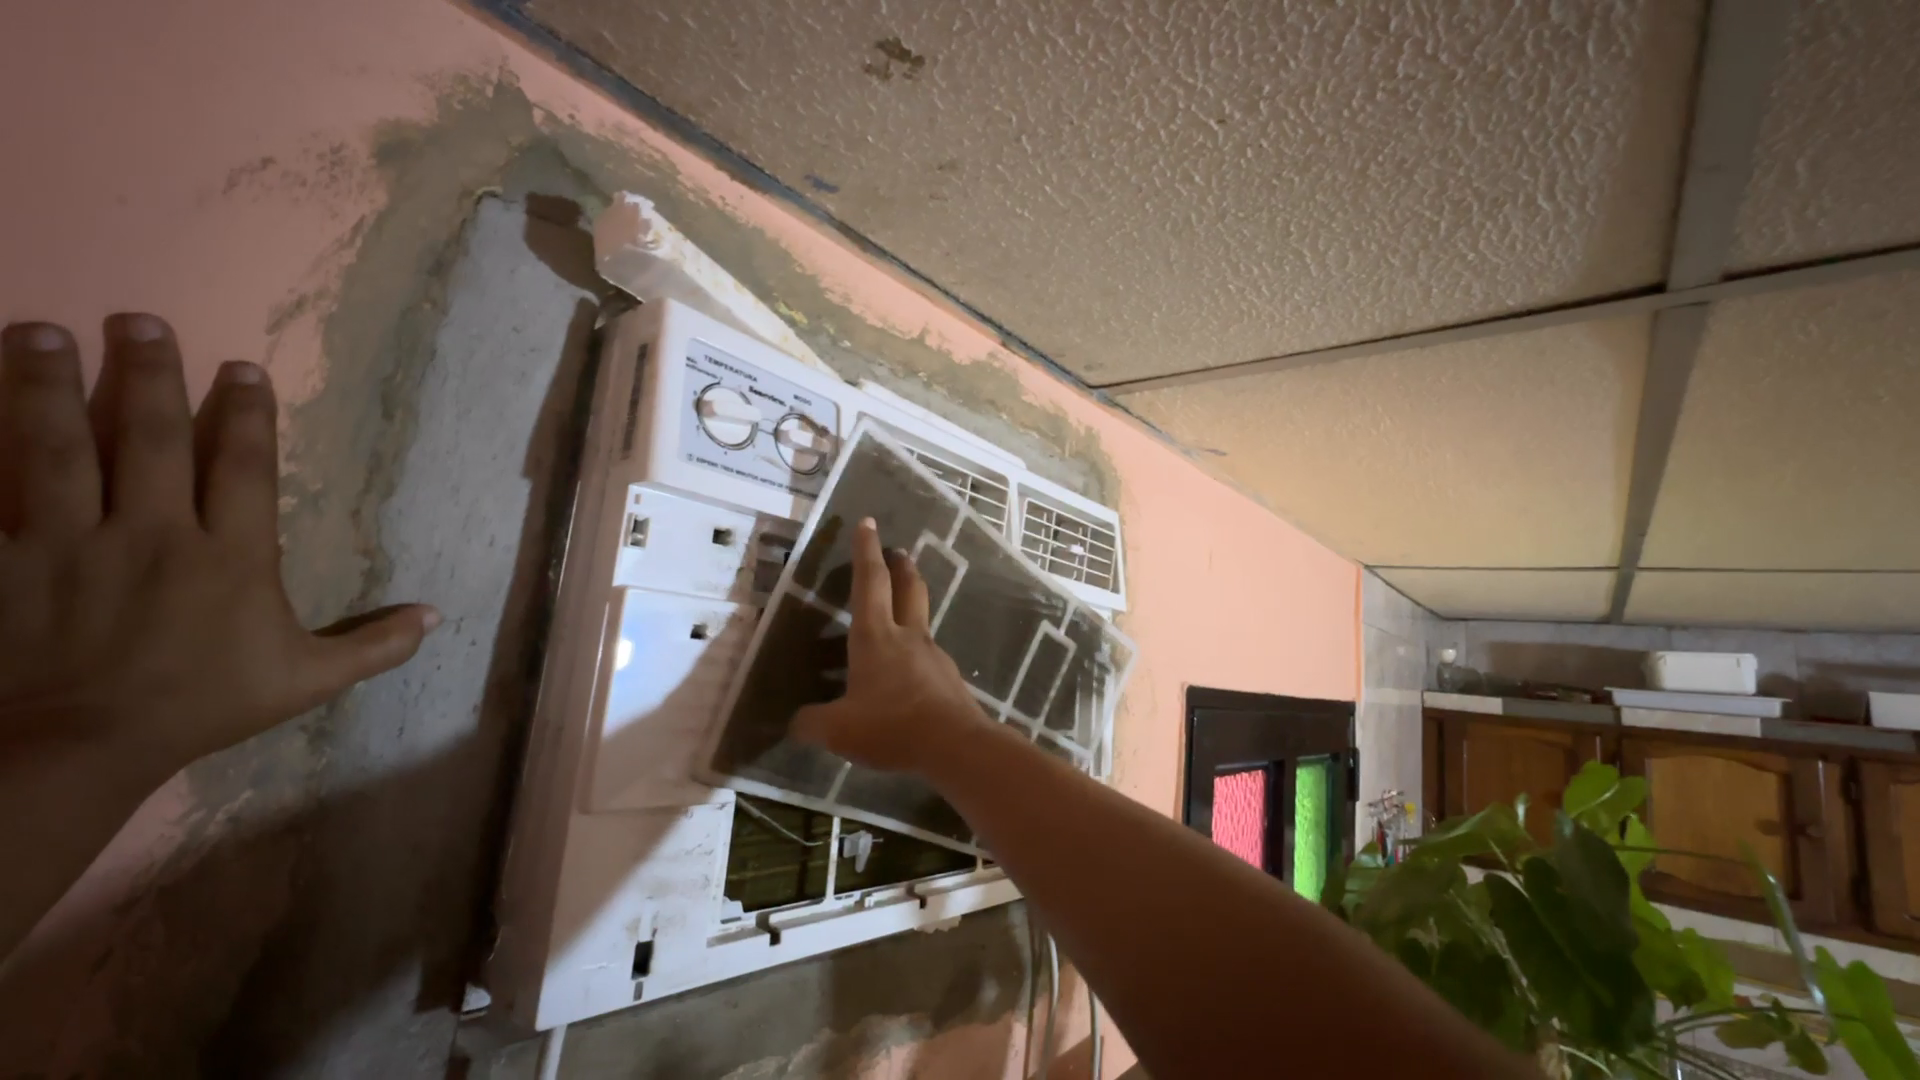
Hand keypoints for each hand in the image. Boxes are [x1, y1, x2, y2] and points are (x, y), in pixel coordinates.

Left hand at [0, 315, 437, 768]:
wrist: (73, 750)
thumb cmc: (203, 707)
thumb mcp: (308, 680)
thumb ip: (375, 645)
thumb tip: (437, 615)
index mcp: (232, 557)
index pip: (242, 467)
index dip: (243, 413)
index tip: (239, 366)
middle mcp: (154, 534)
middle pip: (148, 438)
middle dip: (145, 374)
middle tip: (138, 319)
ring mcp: (68, 544)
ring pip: (58, 448)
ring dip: (48, 385)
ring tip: (40, 330)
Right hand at [791, 517, 992, 772]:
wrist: (955, 746)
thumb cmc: (892, 726)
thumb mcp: (838, 729)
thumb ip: (812, 723)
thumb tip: (796, 722)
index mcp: (875, 636)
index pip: (869, 581)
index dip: (865, 550)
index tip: (867, 522)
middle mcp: (907, 637)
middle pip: (908, 588)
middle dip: (900, 566)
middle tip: (898, 551)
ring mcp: (933, 657)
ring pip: (921, 622)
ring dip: (910, 607)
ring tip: (898, 617)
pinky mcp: (949, 680)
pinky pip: (927, 658)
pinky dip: (915, 654)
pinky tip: (907, 676)